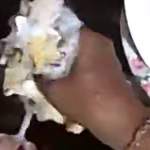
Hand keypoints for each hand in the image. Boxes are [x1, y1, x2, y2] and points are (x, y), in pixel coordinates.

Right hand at [39, 29, 148, 147]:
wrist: (121, 123)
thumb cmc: (88, 100)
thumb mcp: (56, 91)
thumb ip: (40, 78)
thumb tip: (32, 72)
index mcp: (89, 39)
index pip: (62, 27)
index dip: (44, 34)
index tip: (28, 41)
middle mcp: (100, 42)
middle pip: (69, 41)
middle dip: (51, 50)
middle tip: (32, 57)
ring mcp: (106, 56)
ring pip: (77, 54)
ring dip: (62, 63)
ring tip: (42, 70)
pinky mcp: (108, 71)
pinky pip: (85, 65)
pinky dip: (73, 71)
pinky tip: (59, 81)